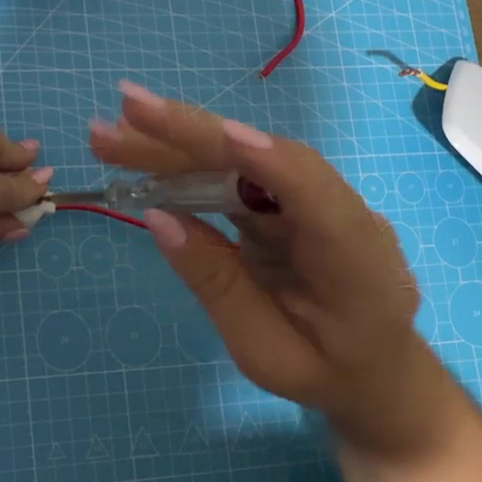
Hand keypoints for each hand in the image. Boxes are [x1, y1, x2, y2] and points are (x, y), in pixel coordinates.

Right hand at [91, 82, 437, 445]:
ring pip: (238, 160)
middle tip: (126, 109)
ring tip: (106, 135)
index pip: (318, 197)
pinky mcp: (282, 200)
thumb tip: (157, 218)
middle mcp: (341, 214)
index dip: (269, 162)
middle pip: (265, 161)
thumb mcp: (265, 352)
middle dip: (193, 134)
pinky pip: (229, 173)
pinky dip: (180, 162)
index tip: (221, 133)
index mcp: (359, 264)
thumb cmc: (324, 373)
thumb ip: (217, 285)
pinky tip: (135, 150)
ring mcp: (310, 202)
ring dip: (172, 144)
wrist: (375, 373)